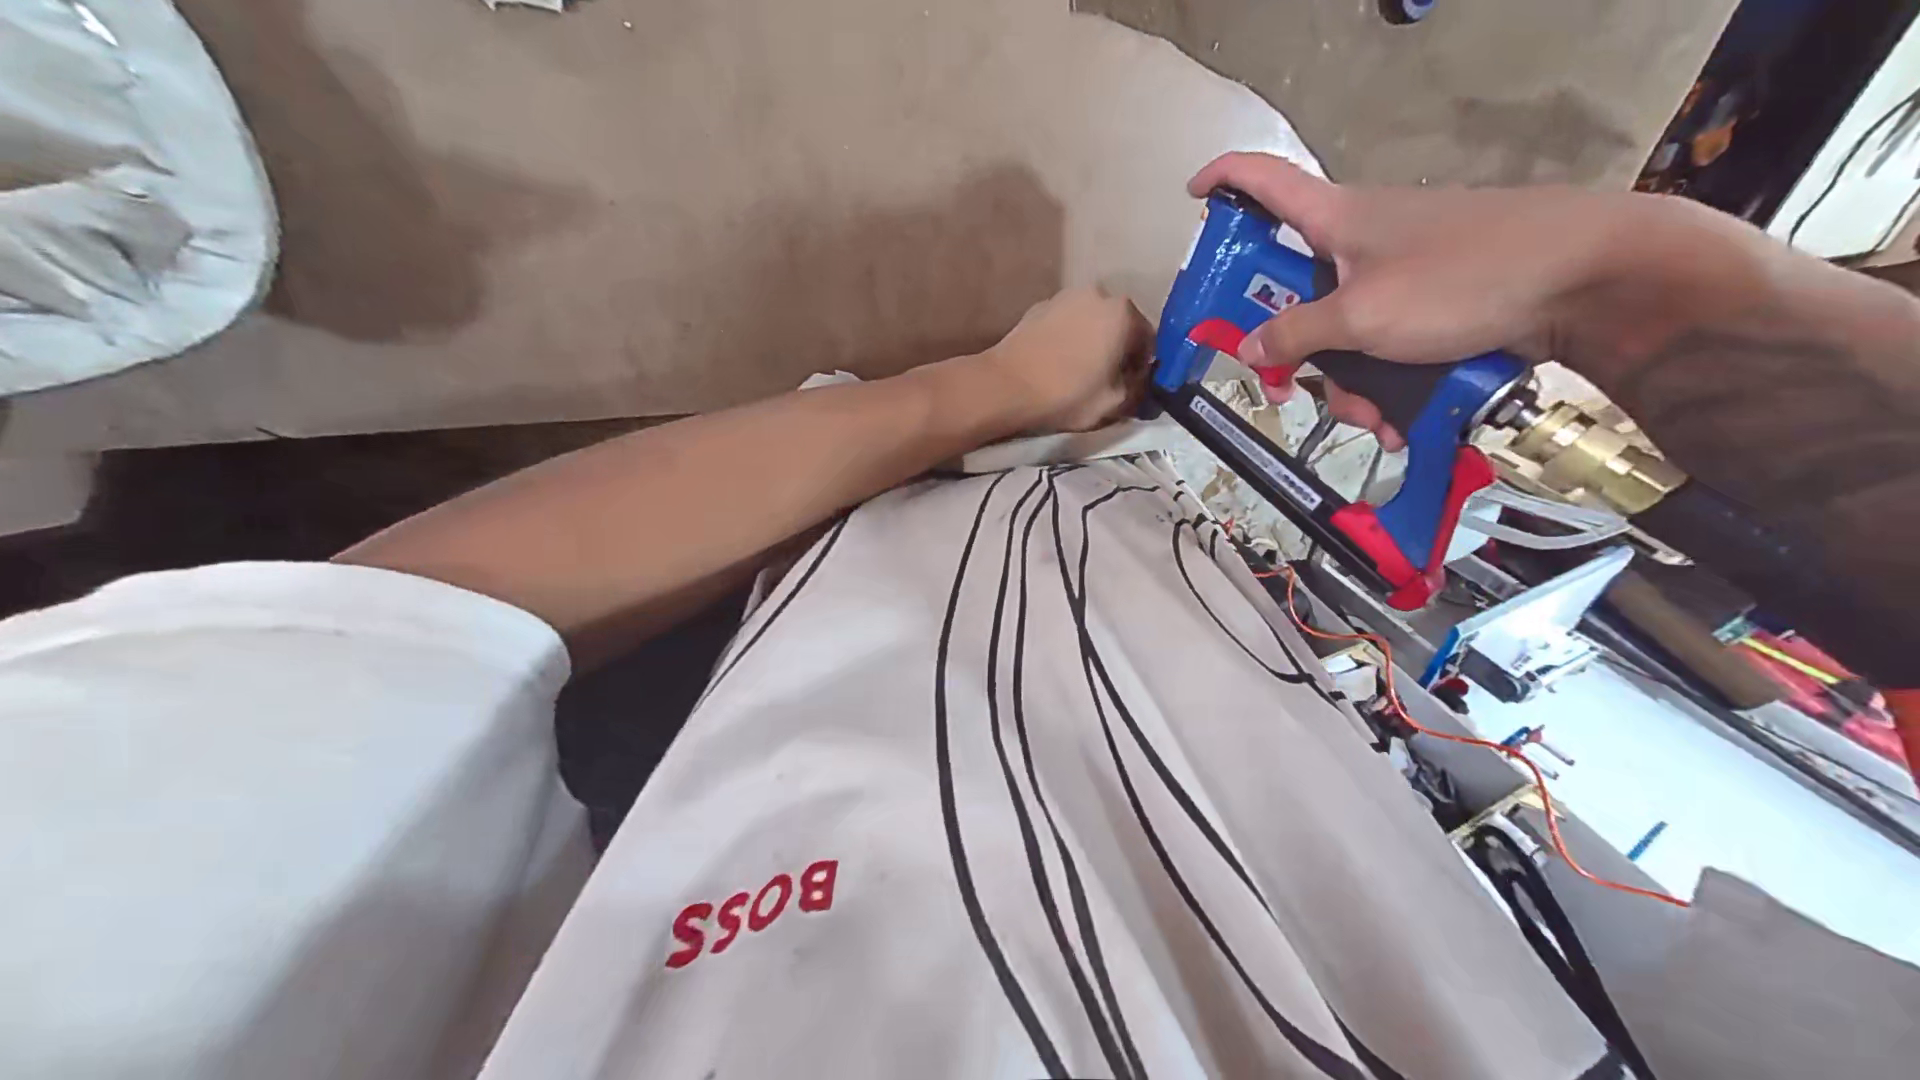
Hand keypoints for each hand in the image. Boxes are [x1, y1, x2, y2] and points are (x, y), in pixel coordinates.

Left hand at [978, 285, 1151, 432]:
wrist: (1005, 387)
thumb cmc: (1067, 395)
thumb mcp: (1115, 404)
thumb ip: (1139, 390)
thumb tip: (1141, 384)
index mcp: (1124, 312)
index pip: (1148, 341)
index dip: (1142, 369)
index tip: (1129, 390)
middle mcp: (1097, 294)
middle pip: (1119, 327)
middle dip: (1117, 352)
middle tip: (1104, 383)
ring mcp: (1064, 297)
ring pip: (1090, 324)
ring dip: (1092, 344)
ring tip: (1077, 375)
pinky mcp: (1038, 308)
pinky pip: (1065, 325)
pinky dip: (1067, 341)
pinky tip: (1055, 365)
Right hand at [1188, 152, 1637, 448]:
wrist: (1593, 278)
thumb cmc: (1462, 278)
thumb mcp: (1362, 316)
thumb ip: (1295, 334)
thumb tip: (1248, 350)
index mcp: (1336, 220)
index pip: (1264, 180)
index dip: (1222, 180)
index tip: (1191, 196)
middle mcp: (1361, 241)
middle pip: (1295, 290)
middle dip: (1290, 349)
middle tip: (1286, 387)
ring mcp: (1399, 273)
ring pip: (1341, 331)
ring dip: (1345, 384)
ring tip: (1372, 419)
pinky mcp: (1433, 302)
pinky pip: (1384, 345)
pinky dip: (1384, 384)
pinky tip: (1399, 420)